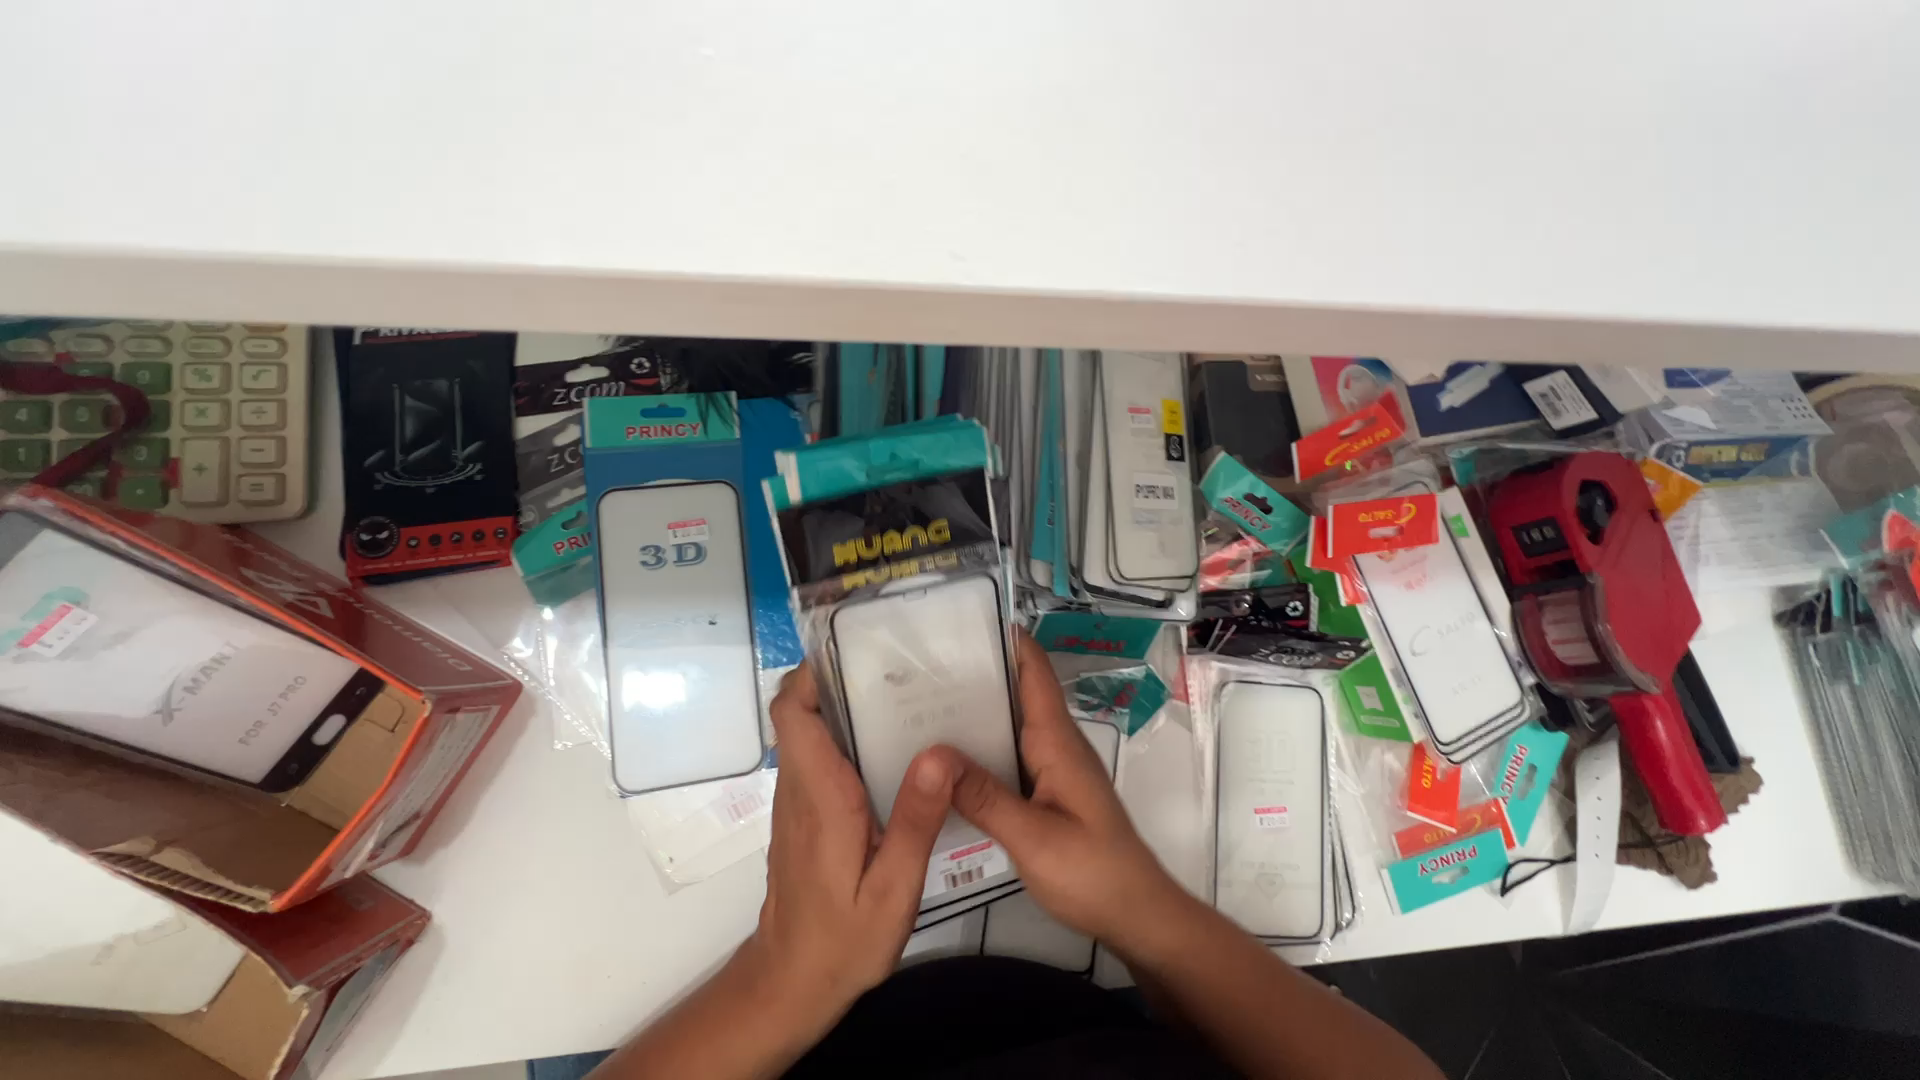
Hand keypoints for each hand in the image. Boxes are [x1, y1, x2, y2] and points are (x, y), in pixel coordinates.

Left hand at [739, 662, 956, 1034]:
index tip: (853, 650)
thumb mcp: (893, 888)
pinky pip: (817, 759)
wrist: (792, 983)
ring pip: (808, 733)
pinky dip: (844, 739)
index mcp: (821, 795)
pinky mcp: (803, 816)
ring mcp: (797, 802)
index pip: (792, 713)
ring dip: (842, 706)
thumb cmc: (842, 939)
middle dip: (836, 678)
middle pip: (799, 713)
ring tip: (904, 697)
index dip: (810, 672)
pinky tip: (894, 750)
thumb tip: (939, 754)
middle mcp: (800, 788)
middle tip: (896, 667)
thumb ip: (915, 820)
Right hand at [926, 632, 1189, 950]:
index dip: (1006, 640)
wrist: (1136, 915)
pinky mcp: (1045, 793)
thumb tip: (932, 754)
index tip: (960, 622)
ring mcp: (1051, 769)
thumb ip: (984, 797)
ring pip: (1009, 726)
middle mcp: (1055, 745)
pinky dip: (978, 750)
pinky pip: (1007, 757)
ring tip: (916, 703)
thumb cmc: (1092, 871)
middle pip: (1016, 693)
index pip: (1034, 673)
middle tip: (916, 665)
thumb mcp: (1033, 837)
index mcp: (1056, 741)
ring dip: (973, 713)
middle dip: (974, 675)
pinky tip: (943, 761)